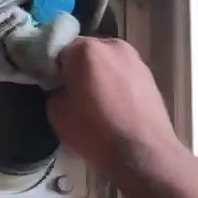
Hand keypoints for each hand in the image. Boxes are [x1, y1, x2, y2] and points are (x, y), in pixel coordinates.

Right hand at [46, 37, 186, 178]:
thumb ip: (53, 91)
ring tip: (93, 98)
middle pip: (83, 50)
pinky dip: (113, 79)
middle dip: (74, 66)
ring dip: (95, 72)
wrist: (142, 152)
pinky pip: (121, 70)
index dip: (49, 66)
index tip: (48, 83)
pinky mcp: (148, 72)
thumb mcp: (56, 113)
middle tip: (70, 90)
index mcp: (85, 50)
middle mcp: (111, 45)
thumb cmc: (94, 131)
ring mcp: (134, 57)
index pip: (56, 48)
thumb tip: (59, 87)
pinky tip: (112, 102)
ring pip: (104, 59)